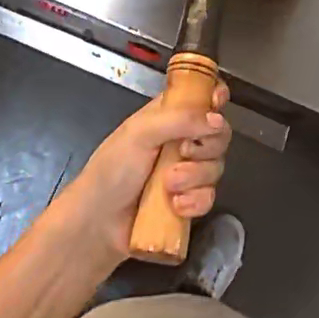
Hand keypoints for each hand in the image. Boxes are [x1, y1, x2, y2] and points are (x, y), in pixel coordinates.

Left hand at [53, 80, 232, 258]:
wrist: (100, 222)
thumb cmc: (113, 169)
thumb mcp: (140, 133)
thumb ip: (180, 120)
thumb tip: (218, 120)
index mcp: (167, 114)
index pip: (200, 95)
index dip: (214, 96)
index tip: (217, 104)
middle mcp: (181, 139)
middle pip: (218, 133)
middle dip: (205, 146)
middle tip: (182, 153)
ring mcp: (187, 171)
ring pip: (215, 167)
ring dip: (194, 177)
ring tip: (168, 185)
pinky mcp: (189, 201)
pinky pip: (209, 197)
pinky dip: (195, 202)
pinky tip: (176, 206)